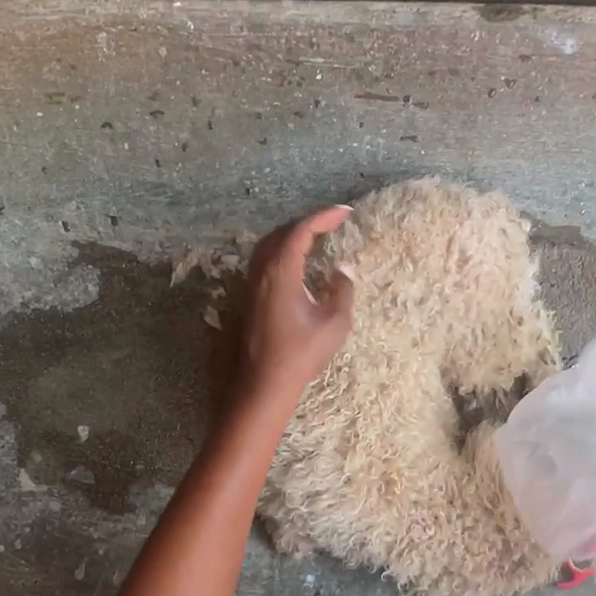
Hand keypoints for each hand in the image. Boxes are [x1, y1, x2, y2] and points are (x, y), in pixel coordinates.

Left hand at [238, 205, 356, 404]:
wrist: (264, 383)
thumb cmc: (301, 354)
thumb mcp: (334, 322)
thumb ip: (342, 289)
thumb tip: (344, 269)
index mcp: (281, 271)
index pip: (301, 230)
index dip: (324, 216)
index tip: (345, 212)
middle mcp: (261, 272)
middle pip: (282, 232)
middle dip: (308, 222)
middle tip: (332, 222)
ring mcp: (251, 285)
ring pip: (269, 246)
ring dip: (292, 236)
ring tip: (315, 237)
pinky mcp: (249, 298)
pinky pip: (264, 261)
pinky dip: (282, 251)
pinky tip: (296, 263)